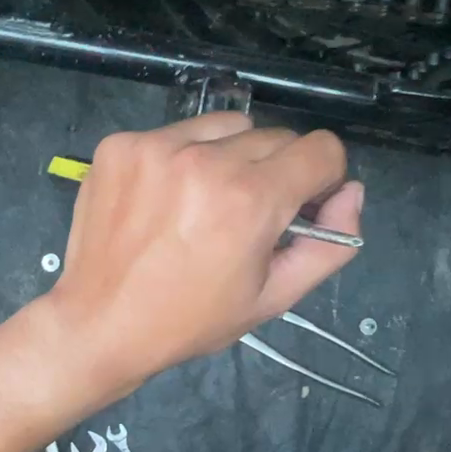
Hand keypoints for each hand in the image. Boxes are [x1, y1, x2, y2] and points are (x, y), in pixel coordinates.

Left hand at [41, 112, 362, 386]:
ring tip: (203, 204)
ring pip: (227, 127)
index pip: (322, 150)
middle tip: (243, 219)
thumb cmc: (189, 320)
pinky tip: (165, 199)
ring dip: (230, 156)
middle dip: (274, 173)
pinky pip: (177, 132)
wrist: (100, 324)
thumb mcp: (271, 299)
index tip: (299, 208)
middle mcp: (206, 160)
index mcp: (251, 200)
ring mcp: (157, 147)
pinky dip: (182, 158)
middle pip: (276, 137)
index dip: (321, 181)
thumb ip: (328, 246)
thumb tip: (351, 192)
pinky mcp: (121, 145)